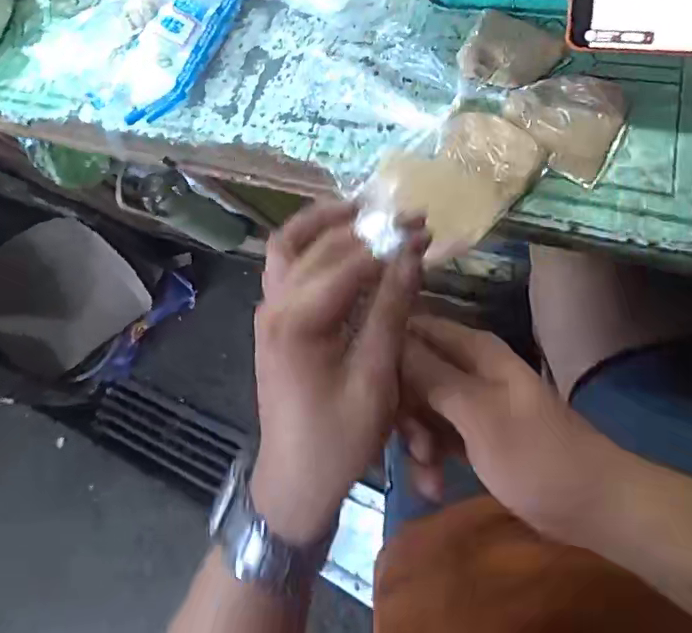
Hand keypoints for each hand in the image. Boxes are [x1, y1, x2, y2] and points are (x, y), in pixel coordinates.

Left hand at [251, 201, 425, 544]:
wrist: (293, 481)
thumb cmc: (338, 440)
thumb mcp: (376, 380)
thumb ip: (391, 311)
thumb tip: (412, 254)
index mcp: (298, 322)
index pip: (348, 261)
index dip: (389, 240)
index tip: (424, 227)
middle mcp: (274, 304)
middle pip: (320, 245)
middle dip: (366, 226)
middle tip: (408, 219)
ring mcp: (267, 307)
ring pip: (290, 242)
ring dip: (326, 221)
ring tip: (367, 210)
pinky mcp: (271, 315)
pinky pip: (285, 261)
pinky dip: (310, 240)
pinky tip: (339, 239)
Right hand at [399, 316, 623, 543]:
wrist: (594, 507)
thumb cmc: (536, 455)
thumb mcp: (478, 414)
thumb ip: (432, 375)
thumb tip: (390, 336)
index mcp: (473, 349)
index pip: (414, 328)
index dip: (387, 351)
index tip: (366, 386)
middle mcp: (469, 367)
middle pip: (413, 372)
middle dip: (403, 408)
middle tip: (411, 444)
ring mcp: (472, 402)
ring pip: (423, 407)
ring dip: (417, 441)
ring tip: (427, 474)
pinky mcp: (475, 434)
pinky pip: (439, 435)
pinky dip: (433, 458)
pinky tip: (434, 487)